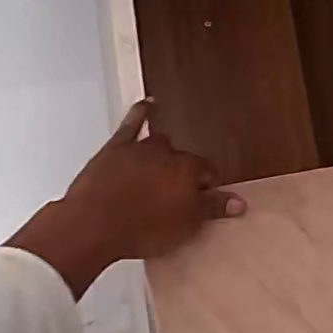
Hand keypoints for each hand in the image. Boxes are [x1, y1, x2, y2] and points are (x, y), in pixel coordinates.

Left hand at [5, 99, 244, 297]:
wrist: (94, 224)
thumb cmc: (140, 228)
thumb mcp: (185, 225)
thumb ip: (212, 208)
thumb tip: (238, 202)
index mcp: (188, 170)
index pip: (208, 172)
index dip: (209, 186)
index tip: (207, 198)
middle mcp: (167, 153)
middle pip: (184, 159)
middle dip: (186, 172)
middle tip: (181, 192)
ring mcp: (140, 148)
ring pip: (161, 142)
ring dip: (166, 151)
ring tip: (169, 161)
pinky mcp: (116, 148)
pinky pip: (131, 124)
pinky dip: (140, 113)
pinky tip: (147, 105)